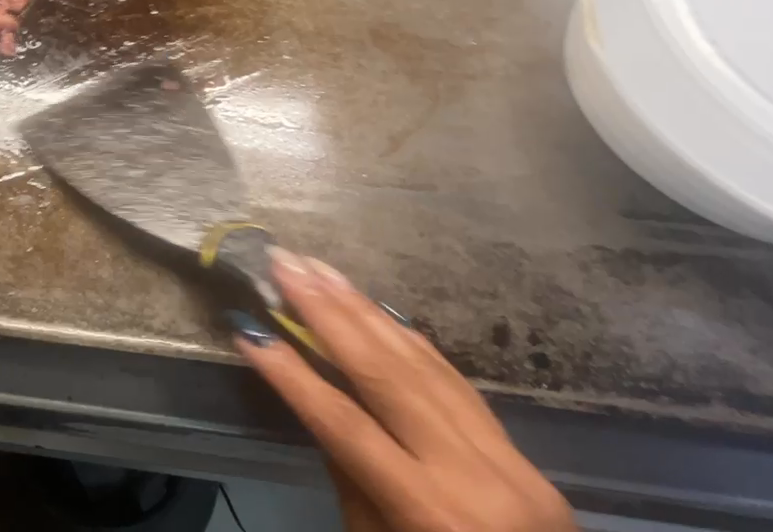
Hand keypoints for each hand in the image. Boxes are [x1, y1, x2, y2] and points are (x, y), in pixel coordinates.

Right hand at [231, 250, 576, 531]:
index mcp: (430, 512)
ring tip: (319, 269)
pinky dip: (411, 342)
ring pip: (423, 367)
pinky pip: (457, 384)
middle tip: (284, 264)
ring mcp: (509, 463)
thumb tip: (317, 395)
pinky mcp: (525, 456)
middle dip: (327, 313)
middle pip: (386, 376)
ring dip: (363, 310)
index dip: (292, 374)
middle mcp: (473, 477)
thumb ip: (349, 472)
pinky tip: (377, 308)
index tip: (247, 330)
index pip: (344, 425)